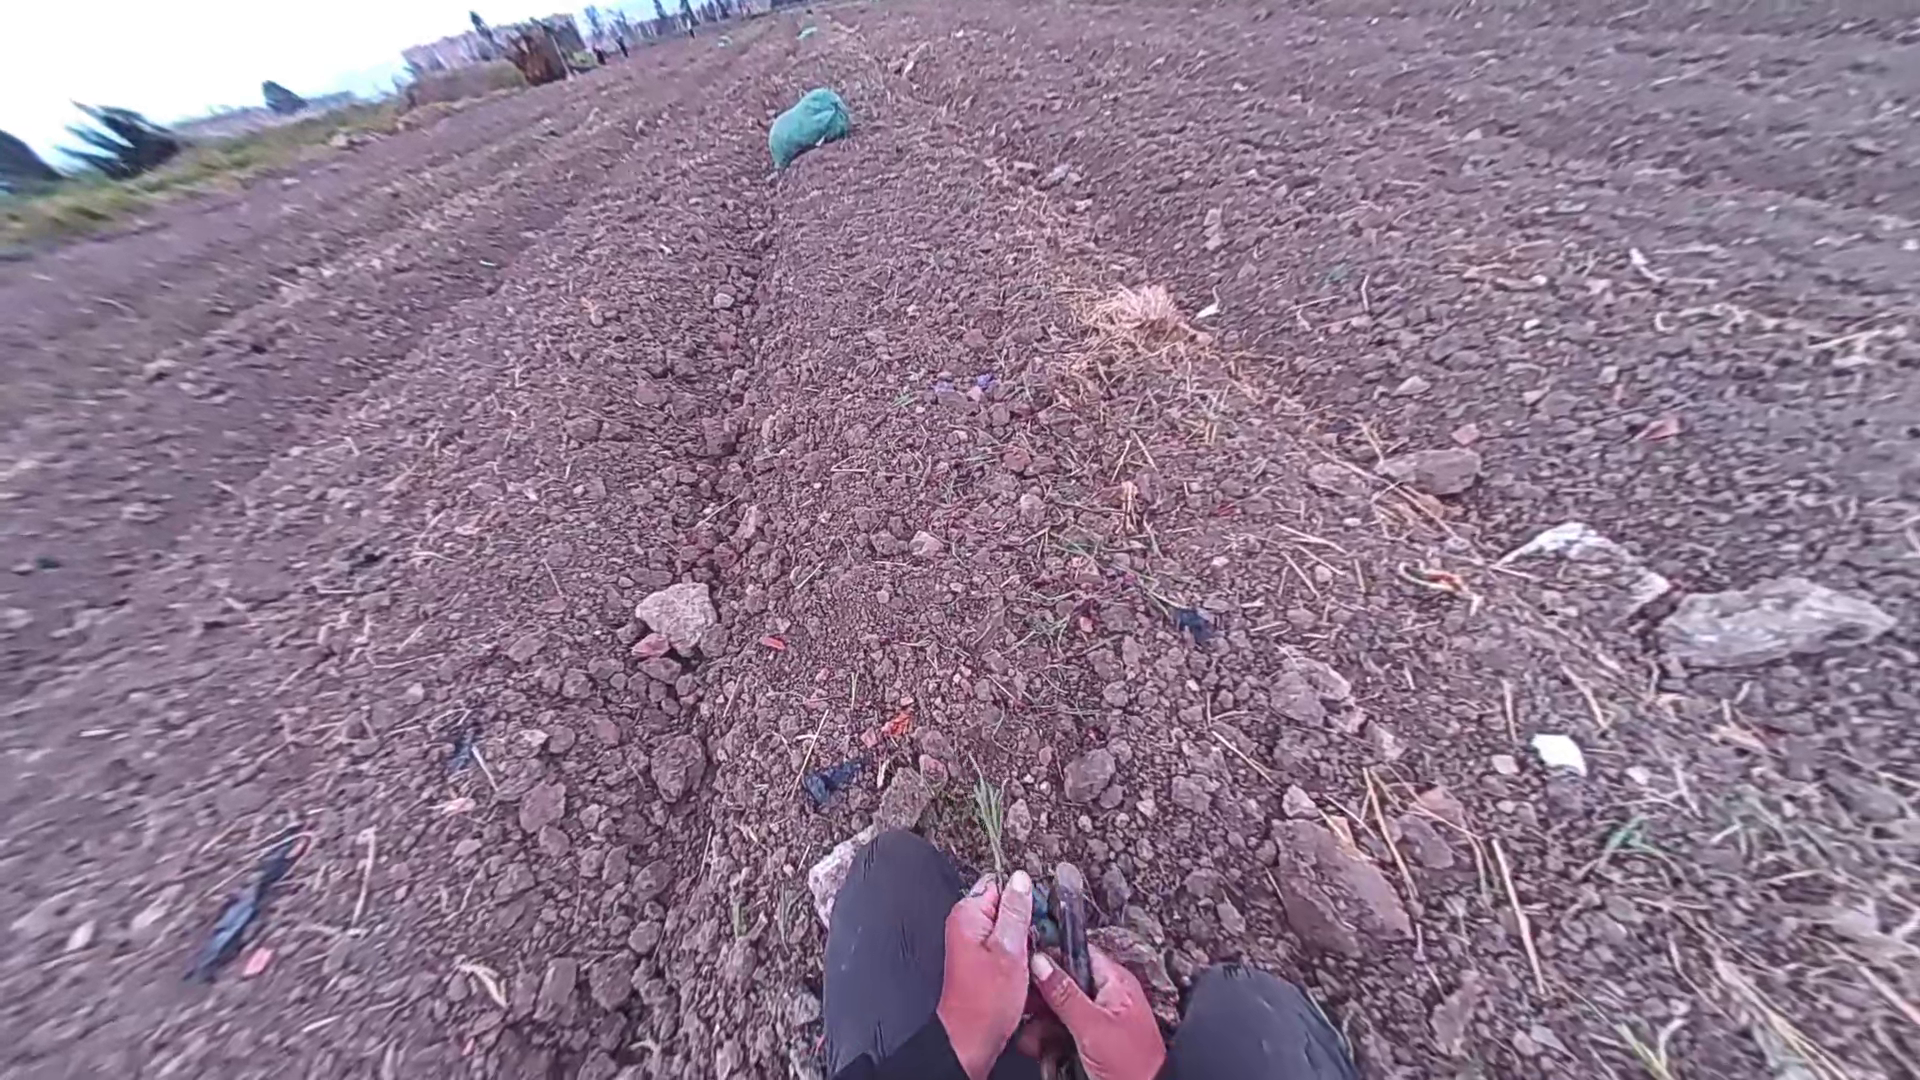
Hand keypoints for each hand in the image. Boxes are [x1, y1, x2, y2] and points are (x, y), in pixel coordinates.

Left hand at [936, 870, 1034, 1079]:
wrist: (970, 1044)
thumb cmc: (984, 1003)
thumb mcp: (1009, 950)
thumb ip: (1015, 911)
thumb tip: (1021, 878)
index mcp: (969, 912)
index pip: (1001, 884)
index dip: (1023, 898)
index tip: (1036, 917)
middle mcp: (967, 923)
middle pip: (1005, 905)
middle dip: (1025, 923)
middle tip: (1033, 946)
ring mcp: (973, 942)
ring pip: (1009, 928)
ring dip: (1023, 943)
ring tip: (1028, 963)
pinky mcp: (980, 960)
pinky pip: (1005, 946)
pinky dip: (1017, 957)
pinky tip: (1024, 973)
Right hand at [1029, 946, 1166, 1079]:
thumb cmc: (1135, 1070)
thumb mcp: (1092, 1028)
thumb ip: (1064, 994)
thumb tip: (1041, 961)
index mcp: (1114, 981)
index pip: (1077, 952)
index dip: (1051, 954)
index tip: (1027, 962)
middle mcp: (1108, 996)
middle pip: (1065, 982)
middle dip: (1042, 996)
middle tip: (1022, 1004)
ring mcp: (1102, 1022)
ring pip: (1063, 1010)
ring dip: (1042, 1021)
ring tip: (1027, 1034)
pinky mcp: (1096, 1044)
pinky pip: (1067, 1032)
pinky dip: (1051, 1039)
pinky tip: (1036, 1047)